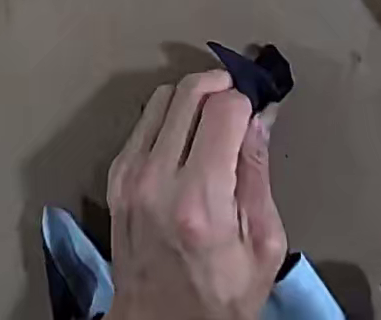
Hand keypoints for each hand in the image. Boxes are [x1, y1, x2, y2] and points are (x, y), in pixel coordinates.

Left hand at [106, 70, 286, 319]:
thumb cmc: (220, 297)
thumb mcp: (264, 244)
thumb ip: (259, 172)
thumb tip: (260, 116)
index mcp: (201, 201)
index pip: (225, 108)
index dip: (247, 102)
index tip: (255, 113)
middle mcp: (158, 181)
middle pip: (191, 91)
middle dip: (221, 84)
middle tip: (237, 100)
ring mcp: (130, 177)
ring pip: (163, 95)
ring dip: (193, 96)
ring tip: (212, 116)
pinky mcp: (116, 177)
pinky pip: (144, 118)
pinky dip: (169, 114)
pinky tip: (185, 135)